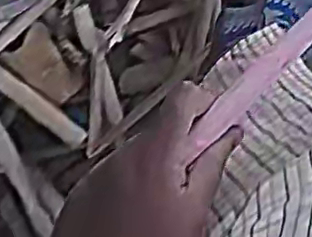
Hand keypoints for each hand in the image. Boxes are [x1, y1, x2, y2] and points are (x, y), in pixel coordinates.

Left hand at [52, 83, 241, 236]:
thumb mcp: (194, 213)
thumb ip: (213, 164)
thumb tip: (231, 131)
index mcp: (155, 150)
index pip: (183, 95)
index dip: (203, 102)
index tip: (213, 124)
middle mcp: (124, 151)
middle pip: (160, 128)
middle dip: (179, 145)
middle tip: (189, 179)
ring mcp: (97, 171)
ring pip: (137, 151)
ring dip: (153, 166)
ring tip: (157, 207)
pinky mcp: (80, 193)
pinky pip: (113, 172)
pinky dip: (128, 184)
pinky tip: (130, 216)